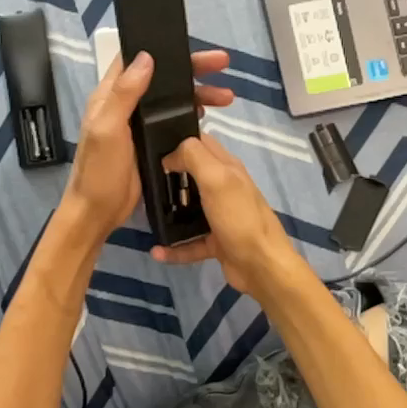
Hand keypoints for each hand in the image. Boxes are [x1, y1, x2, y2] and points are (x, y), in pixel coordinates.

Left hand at [59, 49, 235, 240]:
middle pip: (161, 78)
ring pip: (172, 100)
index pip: (136, 60)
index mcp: (110, 97)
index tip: (191, 46)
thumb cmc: (99, 171)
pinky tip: (209, 116)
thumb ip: (124, 94)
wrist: (98, 214)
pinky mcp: (151, 145)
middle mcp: (125, 106)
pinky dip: (192, 115)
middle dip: (192, 70)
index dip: (163, 50)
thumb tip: (147, 58)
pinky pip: (175, 122)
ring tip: (227, 97)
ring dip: (198, 94)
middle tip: (223, 65)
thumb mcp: (108, 129)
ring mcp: (139, 126)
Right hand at [151, 135, 306, 298]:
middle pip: (193, 176)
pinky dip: (174, 248)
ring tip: (147, 213)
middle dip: (170, 177)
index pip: (203, 143)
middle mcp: (225, 189)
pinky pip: (190, 243)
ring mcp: (221, 217)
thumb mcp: (217, 179)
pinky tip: (157, 252)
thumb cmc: (239, 218)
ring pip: (190, 210)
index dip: (179, 141)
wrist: (261, 266)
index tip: (153, 148)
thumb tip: (170, 156)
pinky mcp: (217, 243)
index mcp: (228, 169)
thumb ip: (193, 157)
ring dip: (170, 212)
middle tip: (145, 181)